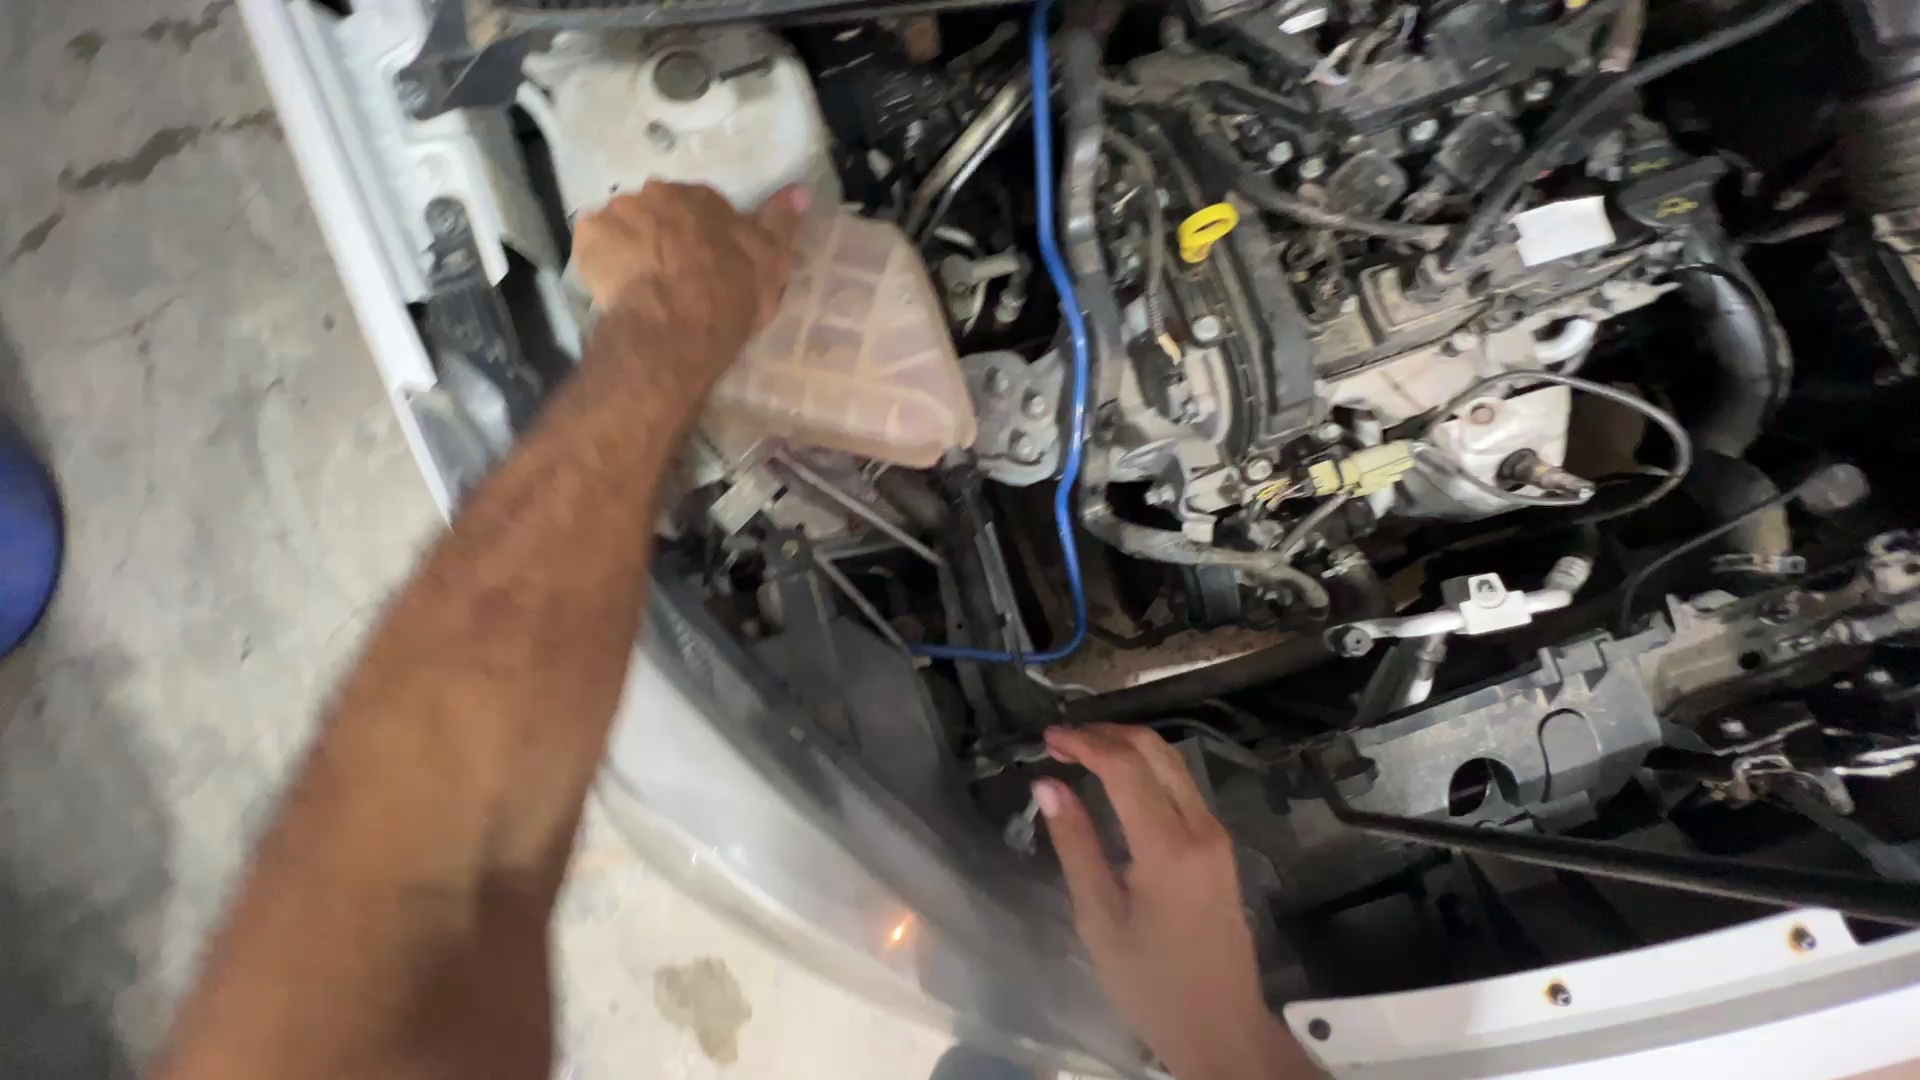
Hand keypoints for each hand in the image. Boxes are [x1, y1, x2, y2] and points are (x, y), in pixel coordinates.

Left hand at [572, 182, 807, 380]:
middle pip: (661, 213)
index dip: (708, 237)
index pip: (705, 208)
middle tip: (678, 277)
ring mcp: (618, 213)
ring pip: (627, 227)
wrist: (675, 329)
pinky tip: (620, 288)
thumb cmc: (728, 296)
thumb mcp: (770, 263)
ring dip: (635, 248)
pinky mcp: (588, 240)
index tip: (712, 264)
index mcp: (702, 197)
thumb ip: (781, 223)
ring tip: (647, 287)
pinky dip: (606, 262)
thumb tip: (799, 190)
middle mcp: (657, 193)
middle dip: (667, 236)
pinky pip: (596, 247)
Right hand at [1033, 725, 1315, 1079]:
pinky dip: (1144, 766)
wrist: (1223, 1029)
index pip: (1125, 768)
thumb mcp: (1099, 919)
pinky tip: (1114, 776)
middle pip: (1154, 750)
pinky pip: (1181, 783)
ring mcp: (1215, 832)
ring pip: (1171, 761)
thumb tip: (1047, 784)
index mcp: (1169, 848)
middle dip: (1105, 733)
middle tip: (1060, 740)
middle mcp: (1200, 828)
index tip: (1048, 738)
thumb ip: (1075, 844)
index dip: (1084, 743)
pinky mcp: (1218, 842)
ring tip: (1080, 750)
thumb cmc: (1151, 984)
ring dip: (1126, 745)